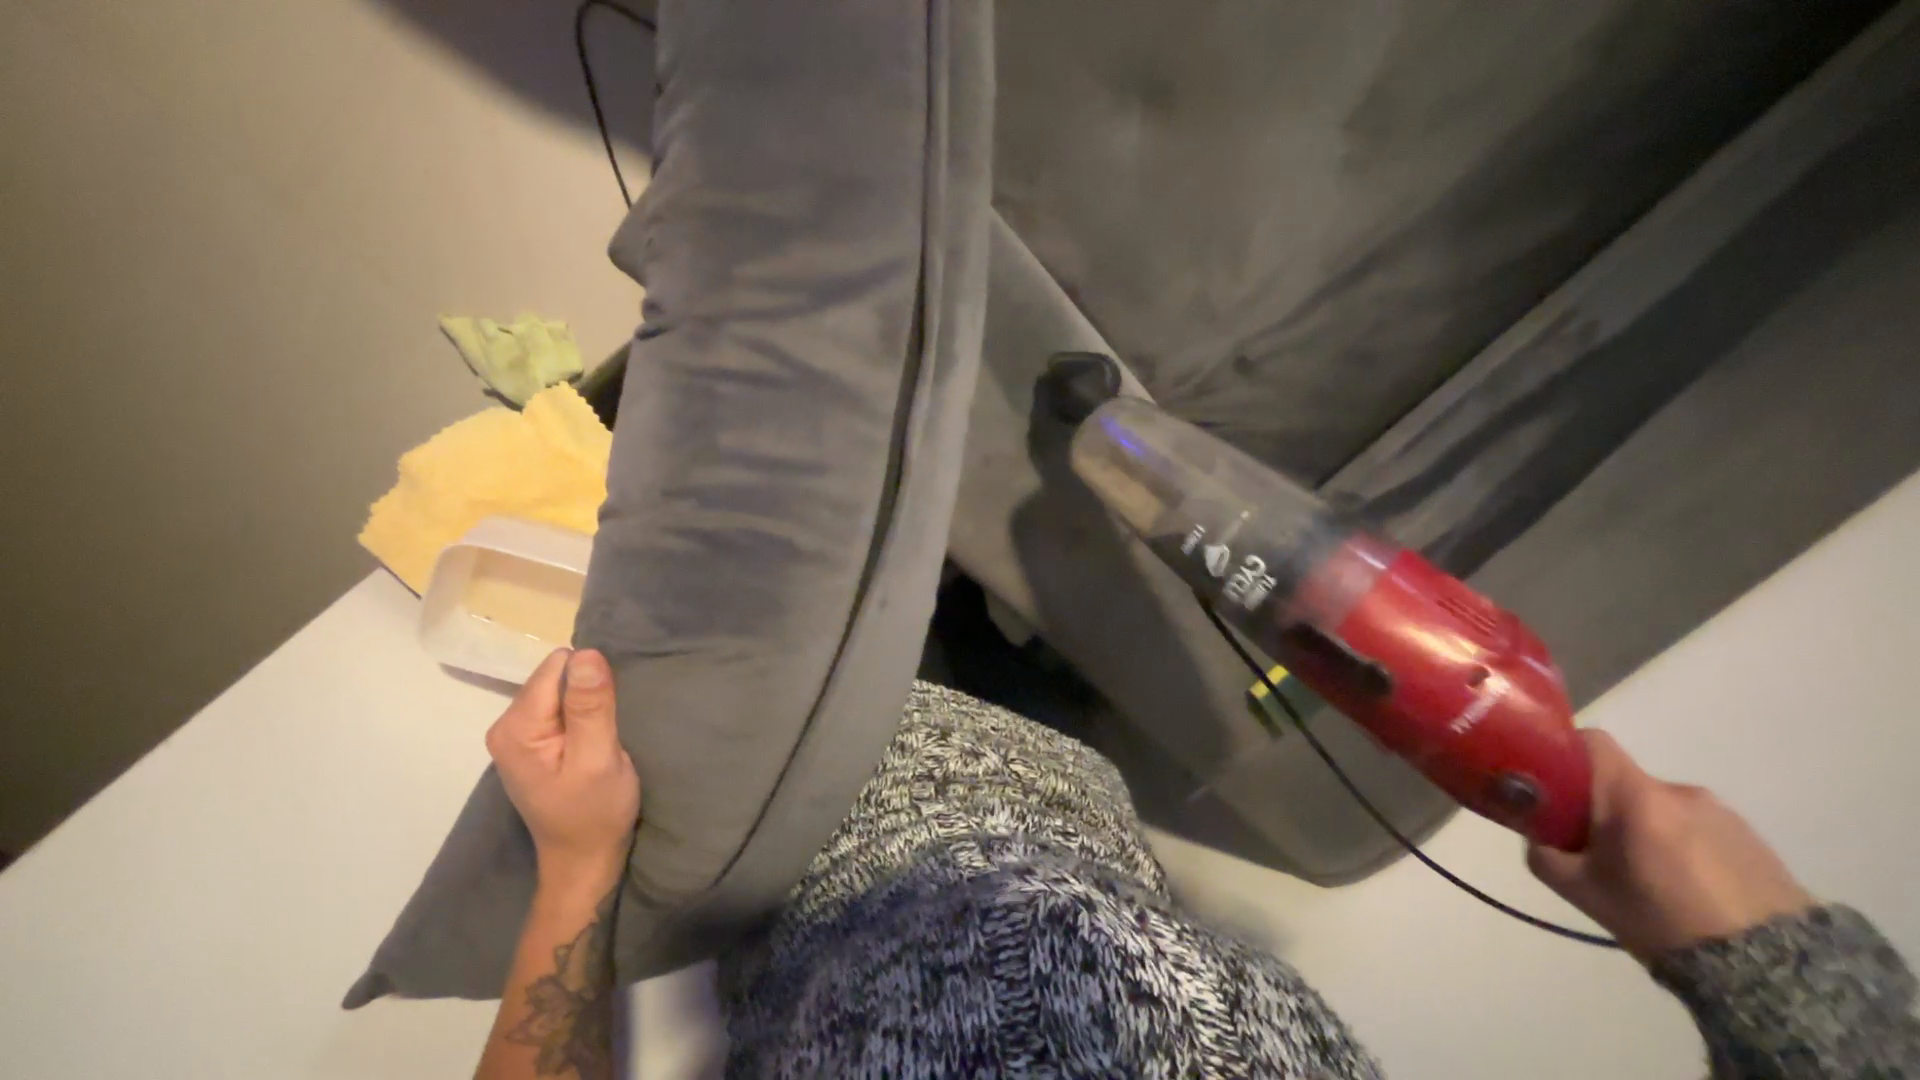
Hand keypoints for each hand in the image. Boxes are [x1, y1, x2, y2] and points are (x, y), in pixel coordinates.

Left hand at [486, 648, 639, 893]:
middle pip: (557, 676)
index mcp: (516, 727)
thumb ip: (591, 707)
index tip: (611, 710)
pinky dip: (585, 717)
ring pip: (562, 690)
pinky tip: (596, 740)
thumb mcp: (599, 759)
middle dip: (589, 693)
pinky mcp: (534, 742)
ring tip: (606, 735)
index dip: (592, 682)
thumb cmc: (594, 814)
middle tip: (609, 729)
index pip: (558, 668)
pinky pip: (562, 707)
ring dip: (589, 706)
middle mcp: (507, 725)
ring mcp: (518, 734)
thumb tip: (587, 653)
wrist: (585, 861)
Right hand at [1528, 730, 1812, 960]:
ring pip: (1660, 806)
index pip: (1591, 741)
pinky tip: (1688, 885)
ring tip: (1650, 875)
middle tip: (1597, 849)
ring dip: (1645, 827)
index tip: (1552, 783)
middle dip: (1603, 806)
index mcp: (1634, 795)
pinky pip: (1696, 826)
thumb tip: (1537, 834)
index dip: (1565, 752)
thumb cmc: (1660, 918)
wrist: (1769, 968)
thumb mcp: (1580, 891)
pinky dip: (1681, 844)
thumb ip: (1543, 853)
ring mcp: (1721, 812)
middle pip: (1623, 782)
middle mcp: (1677, 790)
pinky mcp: (1751, 836)